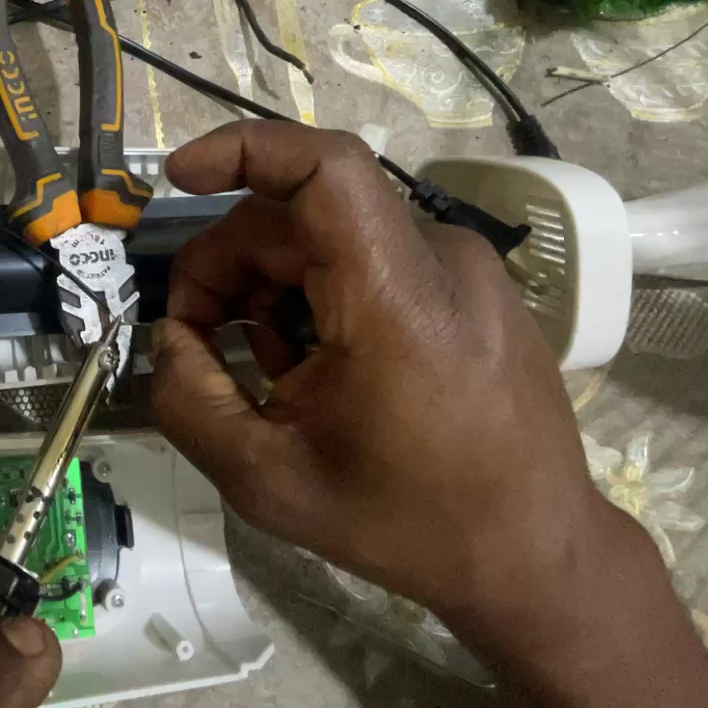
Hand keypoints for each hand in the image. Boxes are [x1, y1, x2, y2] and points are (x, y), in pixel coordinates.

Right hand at [150, 121, 707, 707]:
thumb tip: (171, 335)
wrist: (537, 558)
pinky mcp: (460, 281)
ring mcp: (457, 266)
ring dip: (259, 285)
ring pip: (316, 235)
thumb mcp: (266, 482)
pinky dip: (303, 293)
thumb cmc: (407, 522)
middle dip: (223, 264)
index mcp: (399, 302)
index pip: (327, 168)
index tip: (178, 177)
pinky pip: (354, 255)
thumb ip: (188, 402)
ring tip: (258, 364)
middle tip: (194, 336)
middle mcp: (438, 260)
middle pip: (292, 215)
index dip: (243, 149)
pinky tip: (303, 360)